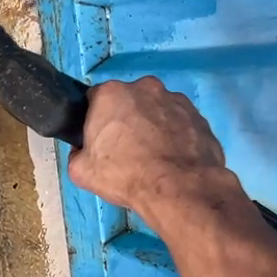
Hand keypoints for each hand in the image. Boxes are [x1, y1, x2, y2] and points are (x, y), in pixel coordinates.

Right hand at [66, 77, 238, 218]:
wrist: (177, 188)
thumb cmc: (123, 175)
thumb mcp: (80, 171)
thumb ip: (77, 153)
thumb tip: (84, 151)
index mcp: (111, 94)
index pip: (94, 99)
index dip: (93, 119)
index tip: (97, 138)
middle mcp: (145, 87)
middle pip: (128, 101)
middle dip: (125, 119)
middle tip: (123, 148)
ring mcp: (176, 99)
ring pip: (155, 110)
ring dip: (151, 126)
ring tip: (151, 156)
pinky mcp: (199, 115)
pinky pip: (178, 123)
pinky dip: (173, 136)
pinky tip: (170, 158)